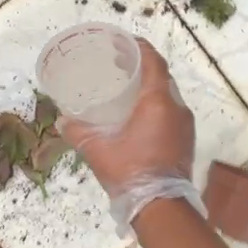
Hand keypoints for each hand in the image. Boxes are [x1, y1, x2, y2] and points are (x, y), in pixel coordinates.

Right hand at [60, 40, 201, 233]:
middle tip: (118, 64)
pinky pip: (170, 112)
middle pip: (162, 78)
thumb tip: (62, 120)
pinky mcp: (185, 140)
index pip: (154, 64)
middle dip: (142, 67)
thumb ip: (78, 132)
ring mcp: (184, 126)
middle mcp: (177, 109)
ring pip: (167, 96)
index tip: (124, 41)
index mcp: (158, 104)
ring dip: (149, 88)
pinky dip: (154, 105)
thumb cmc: (130, 171)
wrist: (161, 205)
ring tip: (125, 88)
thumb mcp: (97, 149)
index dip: (141, 48)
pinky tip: (136, 114)